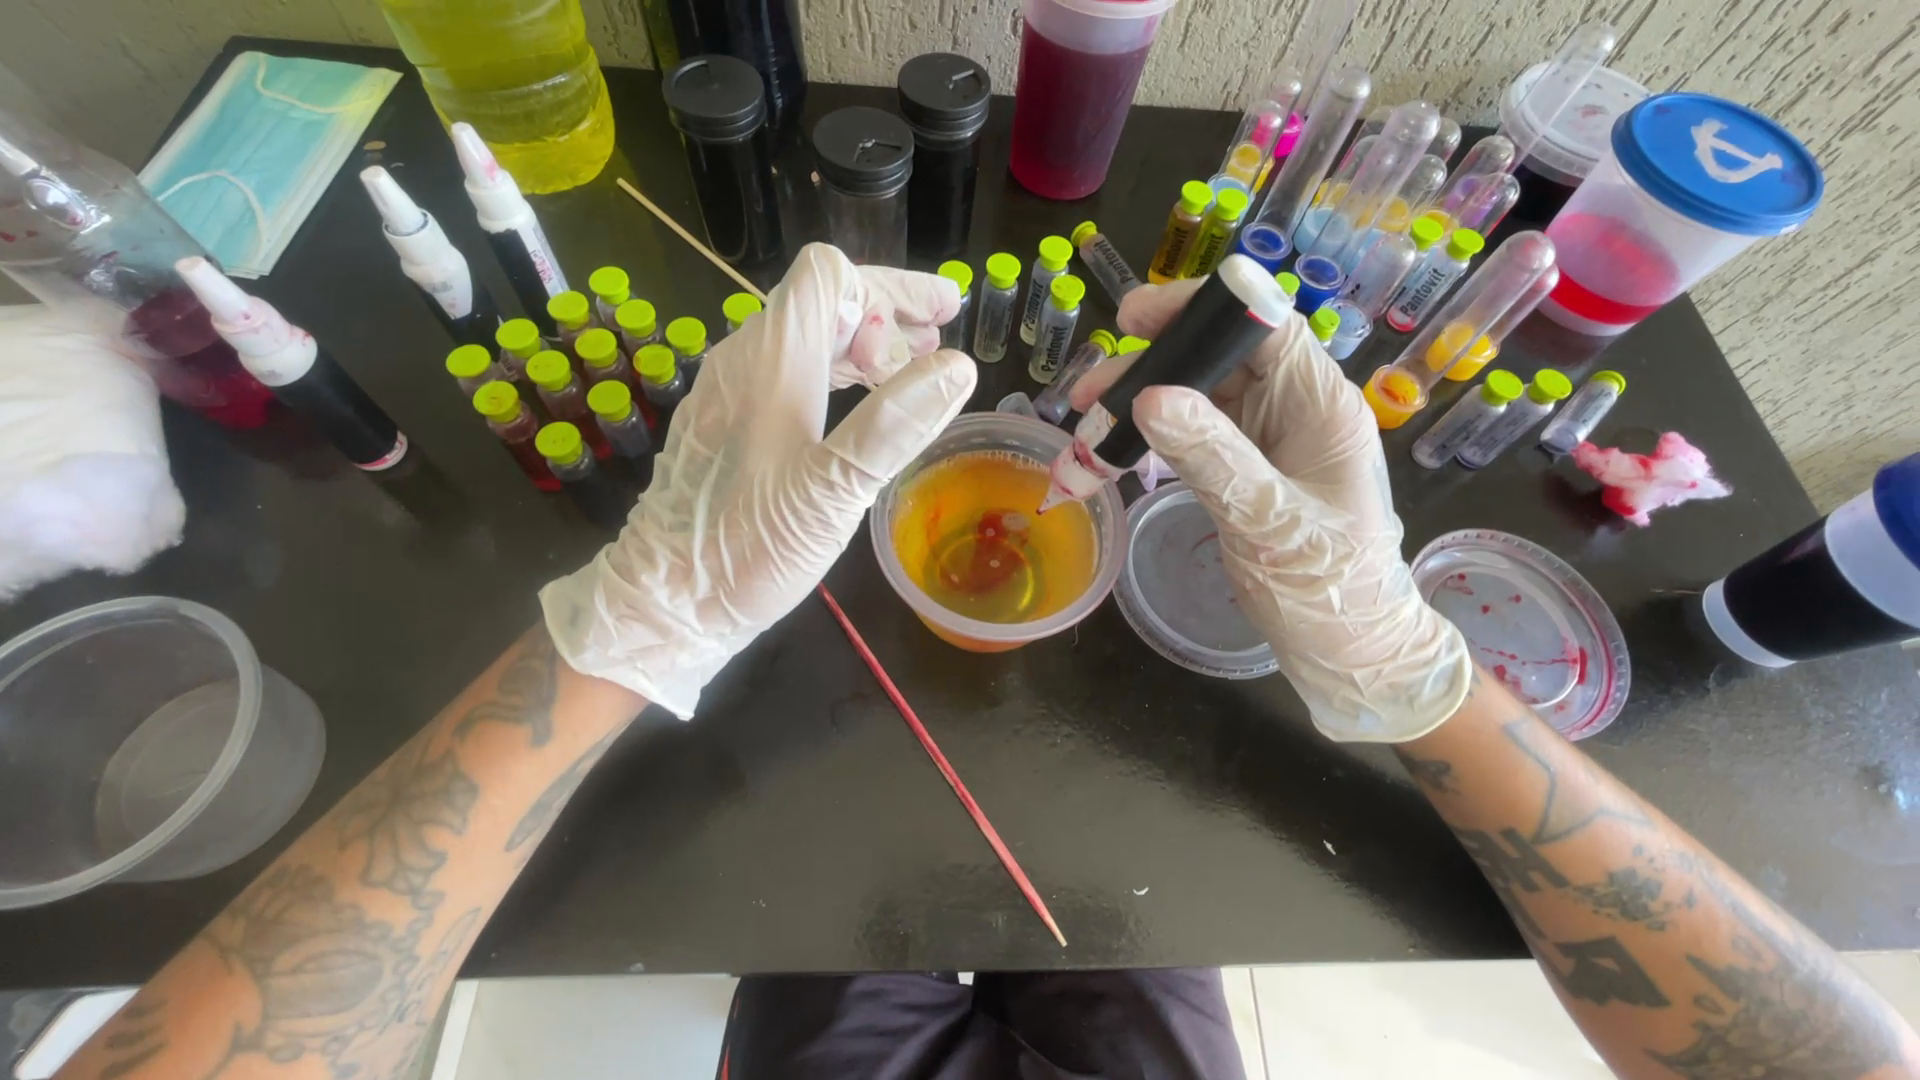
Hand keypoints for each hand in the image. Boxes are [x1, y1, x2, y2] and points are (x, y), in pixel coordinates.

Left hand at [541, 244, 975, 716]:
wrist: (668, 601)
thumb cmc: (749, 546)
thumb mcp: (834, 490)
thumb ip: (894, 424)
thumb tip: (959, 366)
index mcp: (771, 360)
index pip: (830, 276)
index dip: (890, 289)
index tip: (936, 328)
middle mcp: (744, 360)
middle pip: (820, 300)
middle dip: (885, 311)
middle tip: (939, 337)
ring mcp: (728, 392)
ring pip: (803, 338)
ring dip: (861, 344)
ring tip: (910, 371)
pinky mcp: (724, 424)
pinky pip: (786, 372)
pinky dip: (833, 374)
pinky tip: (855, 410)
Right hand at [1072, 278, 1469, 742]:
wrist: (1350, 651)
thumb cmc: (1326, 589)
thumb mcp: (1267, 522)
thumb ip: (1213, 457)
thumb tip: (1150, 396)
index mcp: (1320, 406)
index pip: (1263, 324)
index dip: (1200, 310)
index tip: (1133, 322)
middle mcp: (1295, 411)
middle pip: (1220, 358)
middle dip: (1153, 364)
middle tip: (1090, 393)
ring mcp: (1269, 441)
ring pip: (1199, 397)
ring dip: (1143, 403)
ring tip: (1089, 426)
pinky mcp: (1247, 470)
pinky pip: (1194, 438)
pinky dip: (1153, 440)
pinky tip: (1115, 452)